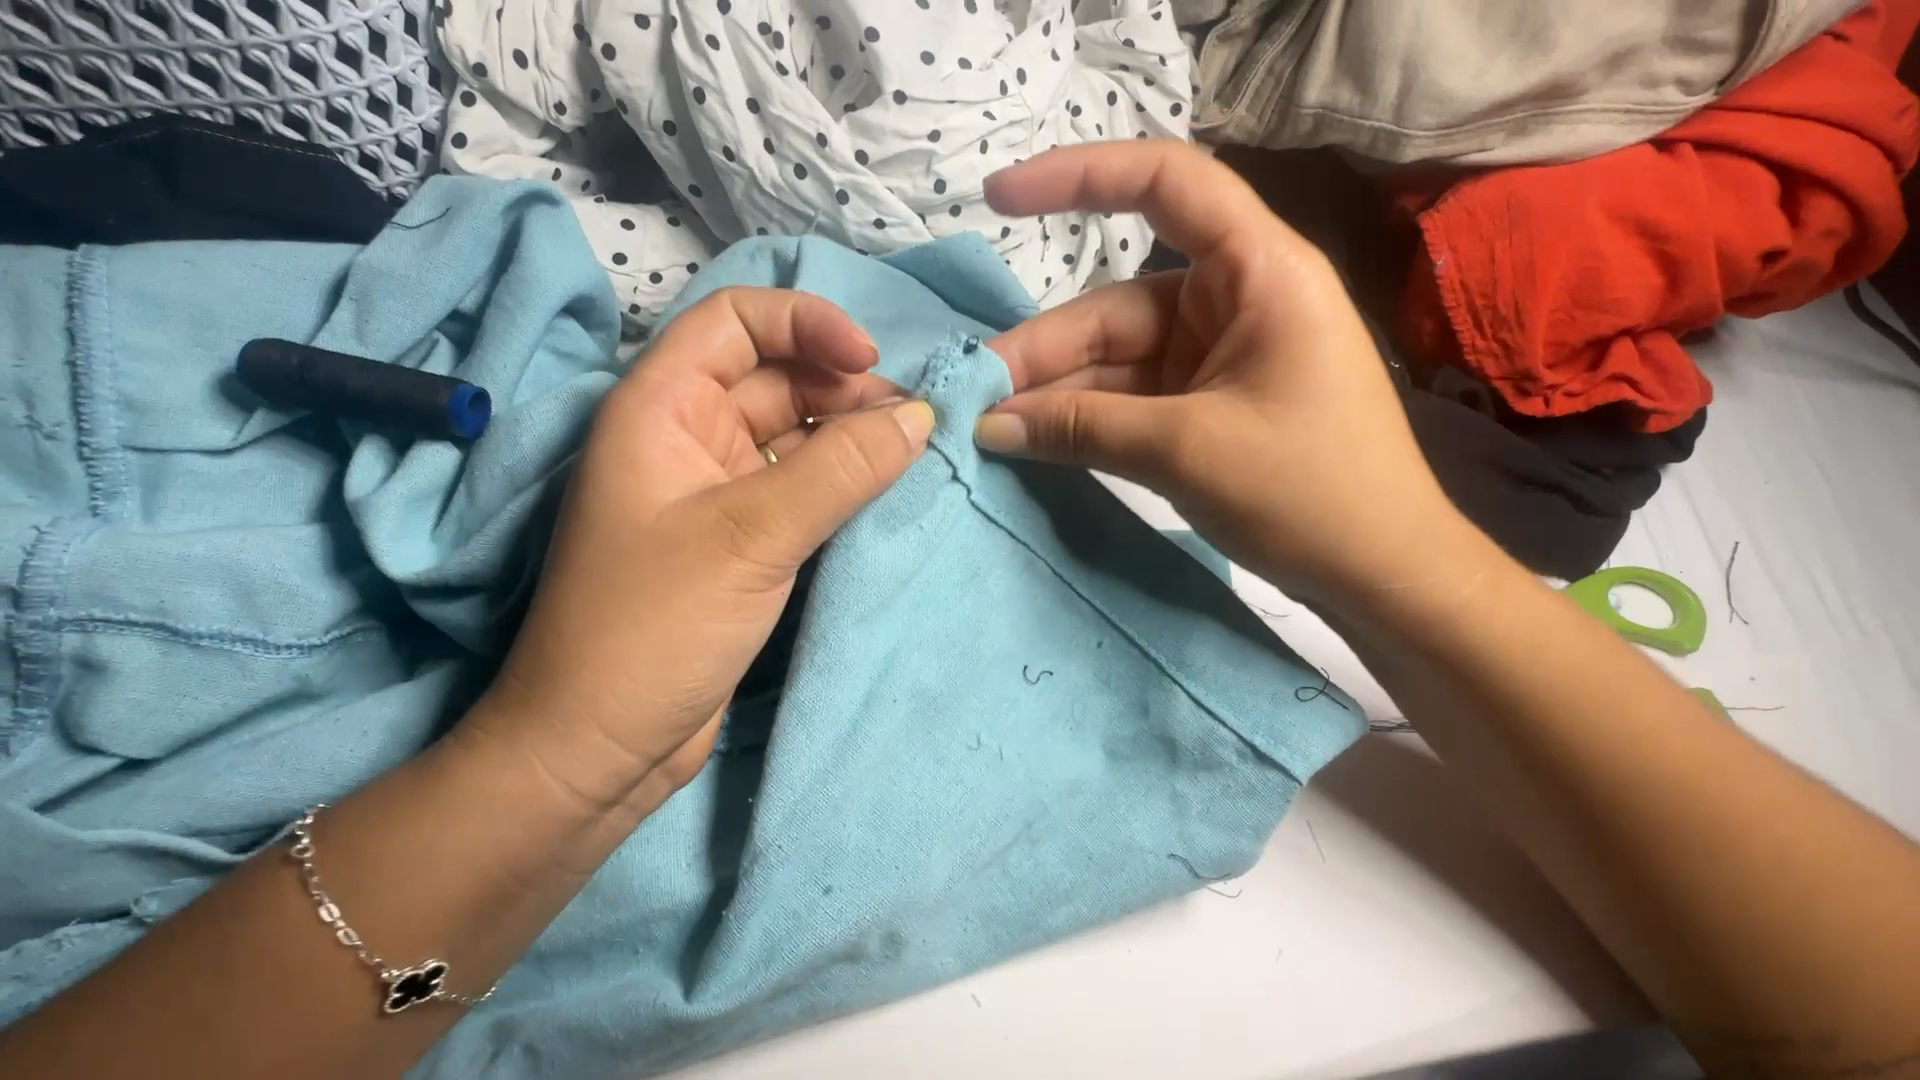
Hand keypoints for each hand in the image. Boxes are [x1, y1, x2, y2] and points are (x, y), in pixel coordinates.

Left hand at [466, 288, 933, 816]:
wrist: (599, 747)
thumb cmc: (652, 629)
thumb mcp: (751, 538)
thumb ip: (840, 470)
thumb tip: (920, 416)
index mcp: (659, 409)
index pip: (735, 322)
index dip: (805, 323)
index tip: (873, 361)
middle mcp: (685, 438)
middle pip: (774, 378)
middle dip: (843, 389)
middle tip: (912, 425)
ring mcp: (712, 493)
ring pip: (793, 437)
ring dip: (850, 439)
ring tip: (913, 457)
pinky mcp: (737, 543)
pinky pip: (798, 490)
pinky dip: (841, 486)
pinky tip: (886, 495)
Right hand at [978, 140, 1469, 603]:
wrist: (1384, 575)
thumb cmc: (1311, 493)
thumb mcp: (1188, 451)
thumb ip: (1083, 429)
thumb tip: (988, 425)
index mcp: (1259, 272)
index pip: (1166, 185)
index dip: (1078, 177)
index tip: (997, 199)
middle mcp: (1235, 301)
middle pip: (1118, 302)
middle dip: (1045, 349)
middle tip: (973, 391)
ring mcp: (1219, 358)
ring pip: (1116, 358)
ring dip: (1056, 393)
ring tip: (988, 425)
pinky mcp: (1207, 407)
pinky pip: (1130, 399)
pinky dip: (1085, 420)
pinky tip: (1031, 442)